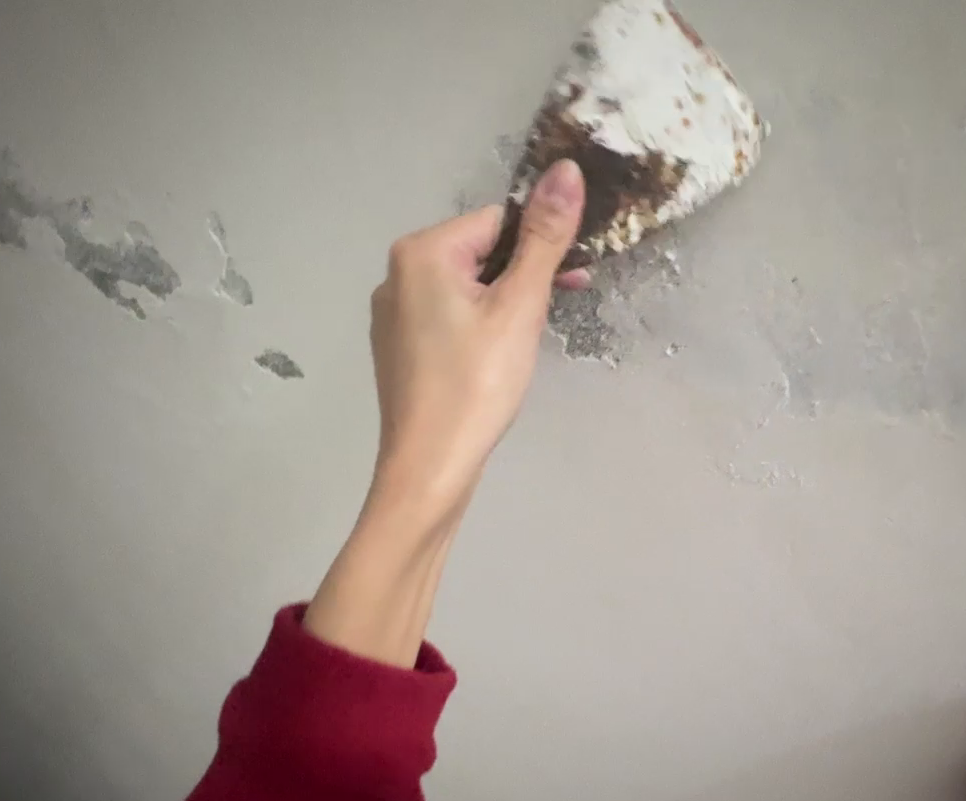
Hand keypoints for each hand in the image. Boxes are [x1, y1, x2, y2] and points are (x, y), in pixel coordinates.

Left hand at [367, 160, 587, 510]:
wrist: (430, 468)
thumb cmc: (476, 385)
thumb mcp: (519, 308)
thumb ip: (544, 239)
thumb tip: (567, 168)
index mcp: (420, 252)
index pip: (497, 222)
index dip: (540, 247)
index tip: (573, 278)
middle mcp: (396, 275)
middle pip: (479, 255)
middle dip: (522, 278)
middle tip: (553, 315)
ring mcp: (392, 317)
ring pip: (465, 292)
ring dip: (503, 306)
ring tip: (523, 346)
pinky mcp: (398, 352)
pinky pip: (447, 322)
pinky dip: (477, 331)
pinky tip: (493, 364)